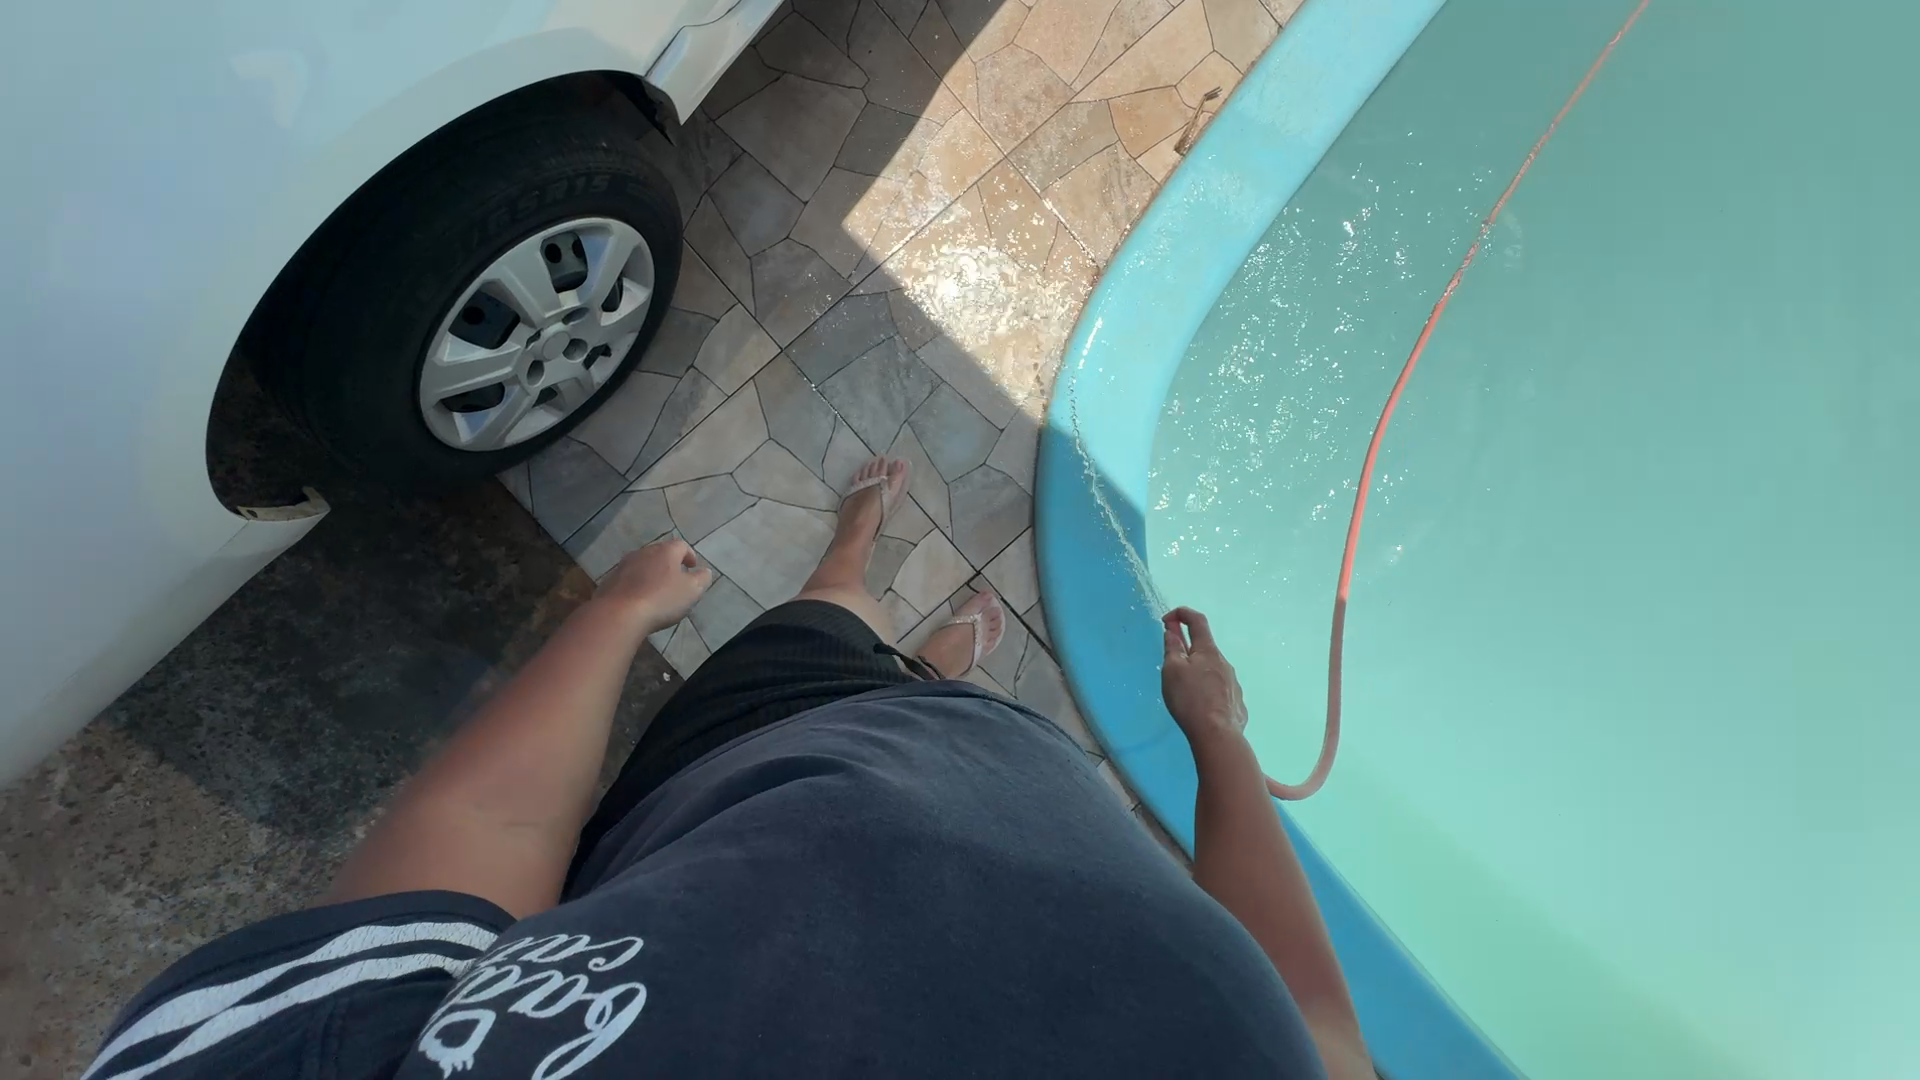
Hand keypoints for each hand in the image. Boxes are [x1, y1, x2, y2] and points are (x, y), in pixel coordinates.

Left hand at [595, 538, 711, 631]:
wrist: (618, 614)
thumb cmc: (661, 599)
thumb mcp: (692, 590)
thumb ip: (702, 578)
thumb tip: (704, 571)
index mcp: (665, 552)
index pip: (681, 545)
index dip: (689, 555)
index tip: (693, 567)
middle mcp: (643, 552)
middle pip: (659, 553)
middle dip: (669, 563)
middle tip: (676, 578)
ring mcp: (622, 566)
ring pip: (641, 565)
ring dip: (650, 573)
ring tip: (656, 590)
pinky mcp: (609, 581)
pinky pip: (627, 579)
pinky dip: (635, 585)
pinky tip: (638, 600)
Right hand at [1161, 607, 1247, 744]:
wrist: (1217, 734)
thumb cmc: (1189, 698)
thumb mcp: (1172, 669)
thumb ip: (1172, 648)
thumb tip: (1172, 630)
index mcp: (1208, 651)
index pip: (1197, 621)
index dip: (1181, 613)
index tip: (1166, 620)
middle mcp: (1224, 663)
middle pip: (1205, 648)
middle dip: (1187, 648)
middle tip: (1171, 661)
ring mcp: (1233, 684)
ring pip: (1213, 670)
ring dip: (1198, 672)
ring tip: (1185, 691)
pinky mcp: (1236, 703)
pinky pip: (1219, 690)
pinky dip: (1208, 690)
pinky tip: (1201, 707)